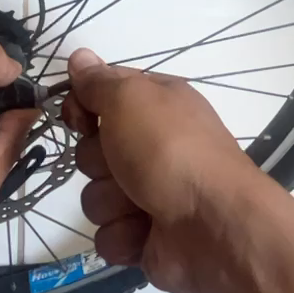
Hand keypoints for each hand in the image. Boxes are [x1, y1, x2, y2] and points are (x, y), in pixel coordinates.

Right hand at [62, 48, 273, 292]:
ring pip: (95, 196)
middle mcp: (152, 145)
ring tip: (141, 202)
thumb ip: (99, 82)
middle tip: (124, 163)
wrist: (214, 224)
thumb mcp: (131, 99)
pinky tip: (145, 232)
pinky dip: (123, 235)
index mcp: (156, 105)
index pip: (101, 96)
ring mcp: (149, 192)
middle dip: (99, 162)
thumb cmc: (170, 150)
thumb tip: (79, 56)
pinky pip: (108, 234)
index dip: (84, 107)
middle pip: (91, 151)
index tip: (81, 118)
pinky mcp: (144, 236)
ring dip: (112, 202)